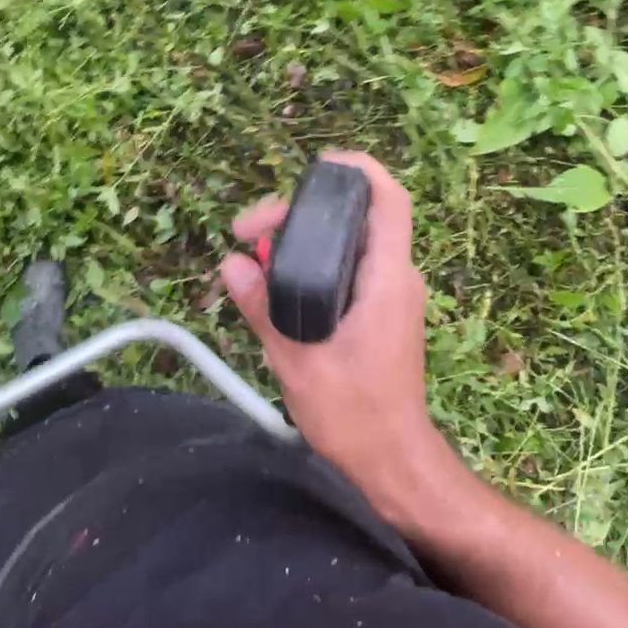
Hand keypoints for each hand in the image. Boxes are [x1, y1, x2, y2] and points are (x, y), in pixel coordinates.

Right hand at [220, 151, 465, 521]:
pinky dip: (311, 264)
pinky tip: (274, 283)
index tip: (315, 166)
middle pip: (353, 218)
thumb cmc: (354, 416)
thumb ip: (263, 307)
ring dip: (300, 240)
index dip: (358, 170)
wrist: (391, 462)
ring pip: (346, 243)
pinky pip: (345, 268)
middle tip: (247, 232)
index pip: (389, 201)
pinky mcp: (379, 312)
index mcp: (387, 280)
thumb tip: (232, 264)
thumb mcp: (297, 360)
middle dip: (299, 213)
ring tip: (252, 258)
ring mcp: (390, 295)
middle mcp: (395, 279)